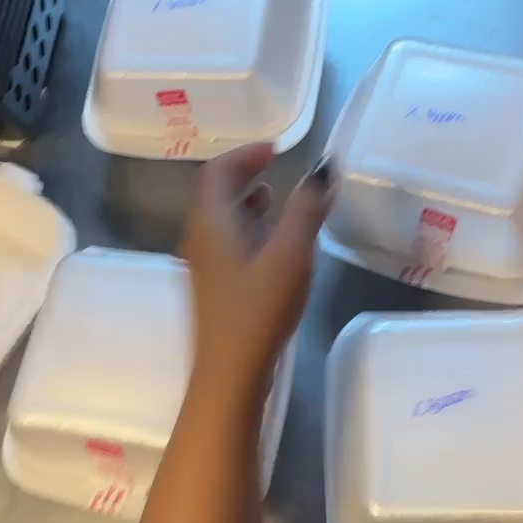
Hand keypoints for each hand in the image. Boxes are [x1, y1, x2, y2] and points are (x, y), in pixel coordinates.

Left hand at [180, 143, 330, 398]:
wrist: (229, 372)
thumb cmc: (259, 309)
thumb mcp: (291, 254)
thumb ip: (307, 209)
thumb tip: (323, 170)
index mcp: (211, 222)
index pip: (219, 170)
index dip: (246, 154)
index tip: (276, 150)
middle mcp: (199, 237)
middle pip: (217, 193)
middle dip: (246, 174)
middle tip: (277, 168)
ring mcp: (202, 265)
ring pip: (221, 220)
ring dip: (247, 203)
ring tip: (276, 199)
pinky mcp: (211, 287)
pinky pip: (226, 243)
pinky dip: (247, 230)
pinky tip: (272, 246)